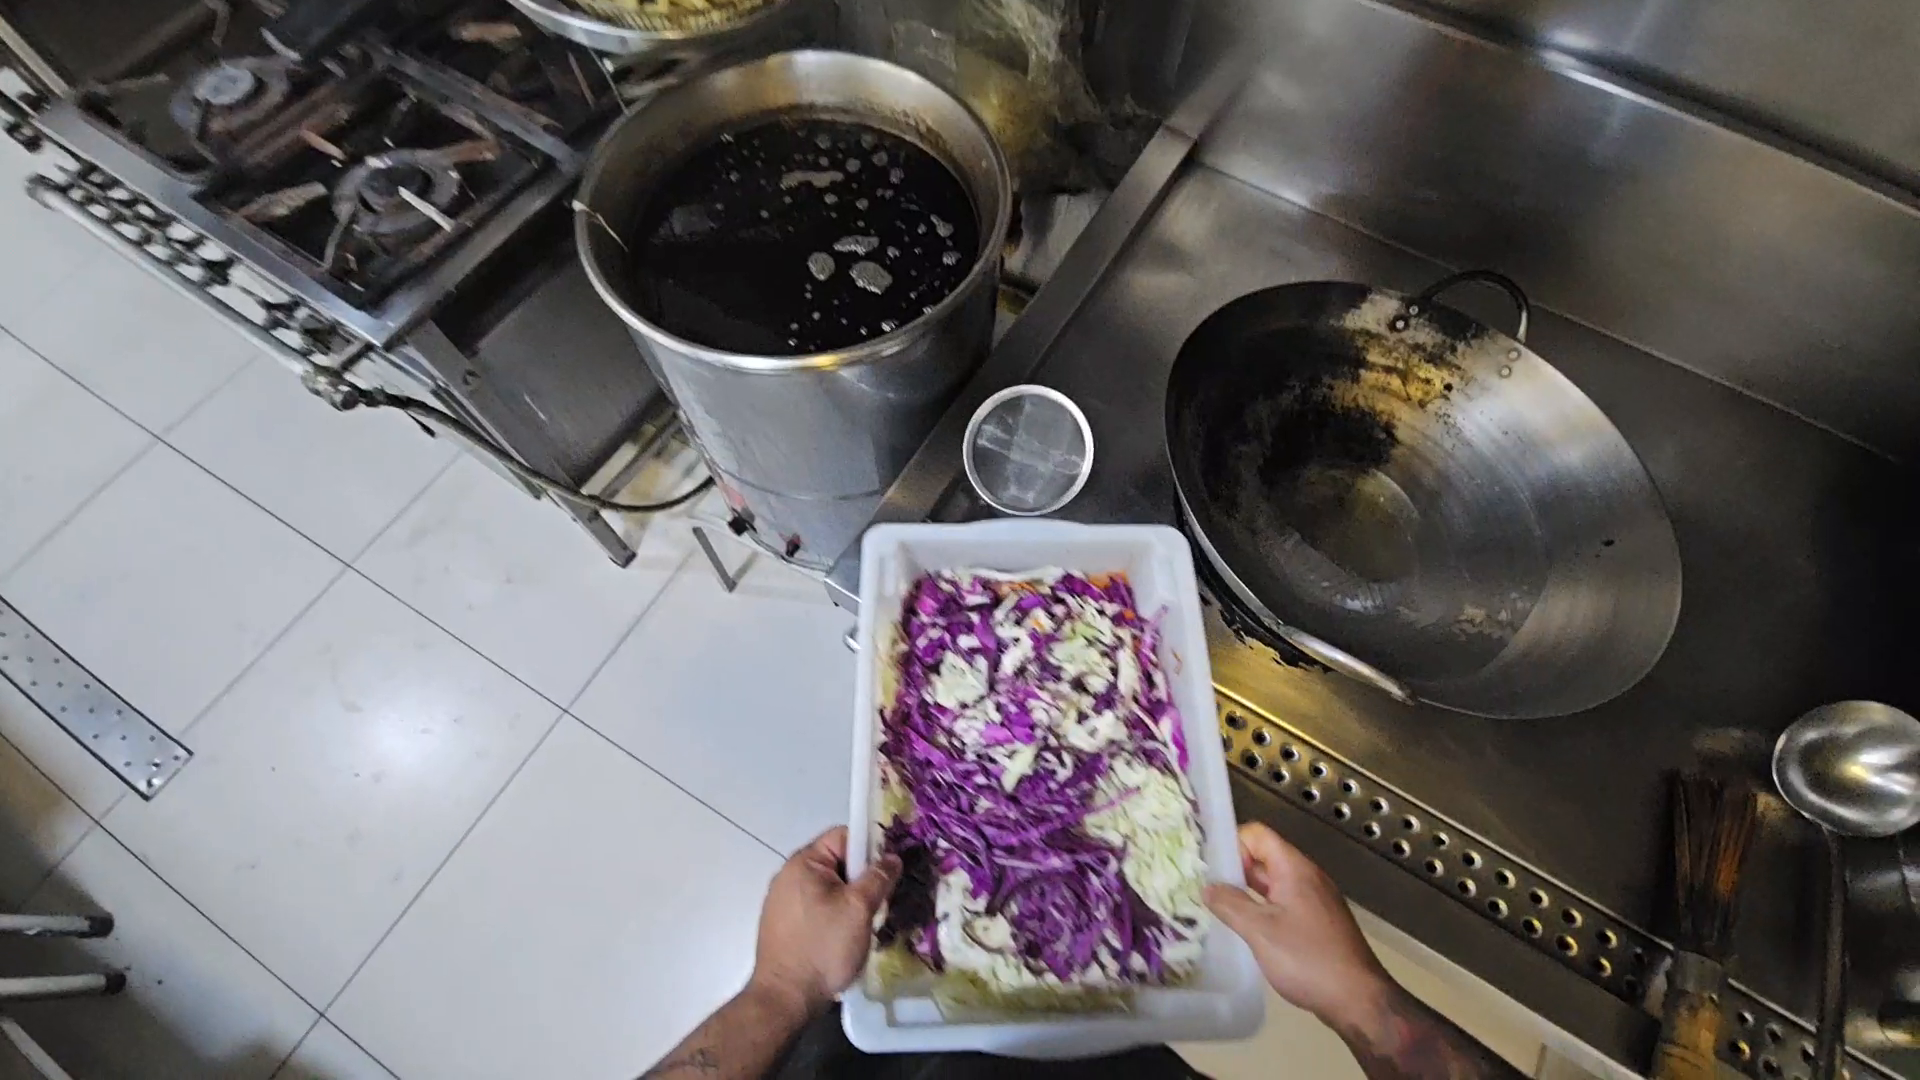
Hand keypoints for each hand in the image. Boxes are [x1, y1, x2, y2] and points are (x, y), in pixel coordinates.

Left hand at [749, 826, 901, 1019]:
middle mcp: (789, 875)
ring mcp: (783, 902)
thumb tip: (892, 858)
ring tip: (864, 923)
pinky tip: (844, 938)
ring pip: (828, 887)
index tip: (886, 871)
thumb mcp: (859, 909)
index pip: (843, 836)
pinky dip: (833, 915)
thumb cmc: (823, 948)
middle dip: (860, 878)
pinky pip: (817, 907)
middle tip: (878, 901)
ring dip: (849, 900)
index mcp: (804, 862)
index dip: (868, 848)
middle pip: (836, 862)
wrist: (784, 1001)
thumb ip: (878, 877)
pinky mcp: (784, 925)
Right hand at [1205, 822, 1391, 1035]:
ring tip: (1223, 910)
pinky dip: (1265, 908)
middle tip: (1209, 890)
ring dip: (1248, 891)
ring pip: (1274, 882)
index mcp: (1294, 868)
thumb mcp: (1260, 931)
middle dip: (1236, 869)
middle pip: (1264, 856)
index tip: (1217, 872)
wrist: (1361, 1003)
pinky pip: (1285, 901)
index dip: (1233, 845)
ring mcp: (1316, 900)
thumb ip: (1229, 904)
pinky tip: (1252, 930)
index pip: (1256, 834)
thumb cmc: (1308, 959)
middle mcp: (1307, 876)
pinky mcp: (1319, 922)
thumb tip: (1207, 888)